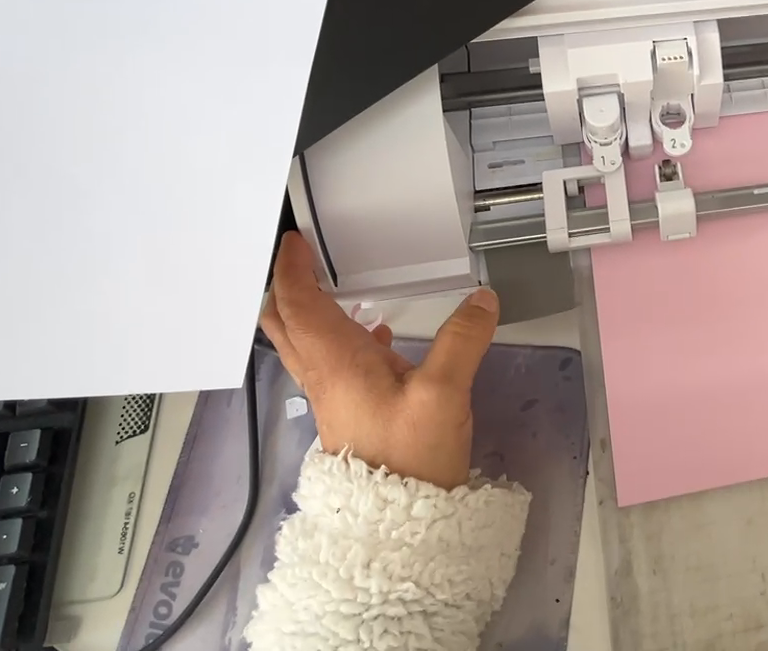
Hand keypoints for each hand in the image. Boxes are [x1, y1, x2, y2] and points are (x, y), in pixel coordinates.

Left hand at [259, 231, 499, 487]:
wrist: (396, 527)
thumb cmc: (409, 457)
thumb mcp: (443, 394)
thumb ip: (462, 340)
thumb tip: (482, 298)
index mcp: (336, 363)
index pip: (299, 306)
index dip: (292, 270)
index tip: (294, 241)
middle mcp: (326, 376)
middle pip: (286, 325)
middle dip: (286, 289)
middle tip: (301, 260)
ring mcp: (336, 396)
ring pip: (307, 344)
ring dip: (309, 311)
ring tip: (335, 286)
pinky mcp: (352, 412)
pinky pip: (333, 361)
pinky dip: (342, 336)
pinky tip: (379, 336)